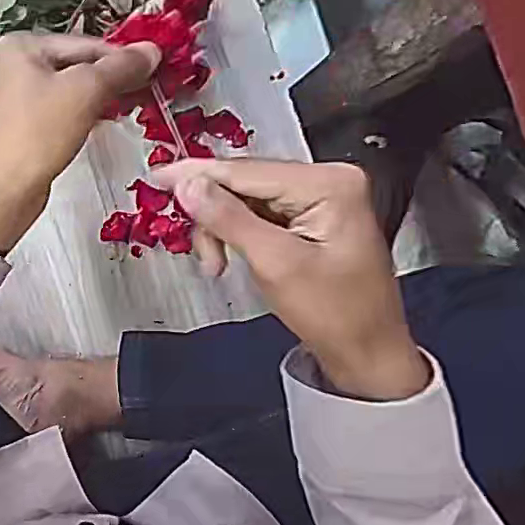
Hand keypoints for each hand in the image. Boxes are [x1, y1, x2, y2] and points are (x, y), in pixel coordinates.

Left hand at [0, 33, 159, 252]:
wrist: (4, 190)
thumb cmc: (36, 135)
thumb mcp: (86, 92)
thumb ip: (121, 68)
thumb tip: (151, 52)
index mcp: (22, 46)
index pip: (86, 43)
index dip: (121, 58)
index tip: (152, 70)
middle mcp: (17, 66)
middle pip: (80, 65)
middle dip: (113, 78)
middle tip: (146, 90)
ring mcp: (20, 97)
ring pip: (74, 90)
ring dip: (103, 97)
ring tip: (131, 106)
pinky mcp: (27, 126)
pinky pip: (65, 111)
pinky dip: (87, 114)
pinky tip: (104, 122)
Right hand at [152, 158, 431, 400]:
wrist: (367, 354)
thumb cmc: (335, 314)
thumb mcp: (275, 264)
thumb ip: (228, 219)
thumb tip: (187, 184)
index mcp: (329, 183)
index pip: (247, 171)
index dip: (197, 175)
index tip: (157, 177)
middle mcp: (327, 179)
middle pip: (245, 182)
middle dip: (213, 214)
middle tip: (200, 252)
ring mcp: (320, 197)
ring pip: (246, 199)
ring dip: (223, 229)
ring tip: (216, 265)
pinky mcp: (311, 217)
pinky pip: (259, 213)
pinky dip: (237, 234)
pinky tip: (230, 256)